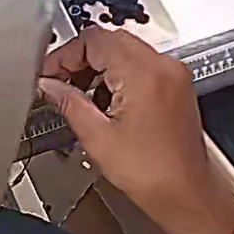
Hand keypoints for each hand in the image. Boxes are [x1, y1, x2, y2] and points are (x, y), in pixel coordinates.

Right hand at [39, 28, 233, 233]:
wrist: (184, 193)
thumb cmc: (152, 173)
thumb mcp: (97, 137)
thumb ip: (69, 103)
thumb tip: (49, 86)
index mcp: (143, 75)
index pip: (95, 40)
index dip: (65, 54)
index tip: (49, 72)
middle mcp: (163, 67)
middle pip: (111, 41)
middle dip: (79, 58)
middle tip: (58, 81)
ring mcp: (173, 75)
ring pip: (125, 50)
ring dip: (97, 67)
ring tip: (78, 95)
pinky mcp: (176, 86)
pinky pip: (141, 65)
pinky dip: (117, 75)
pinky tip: (102, 101)